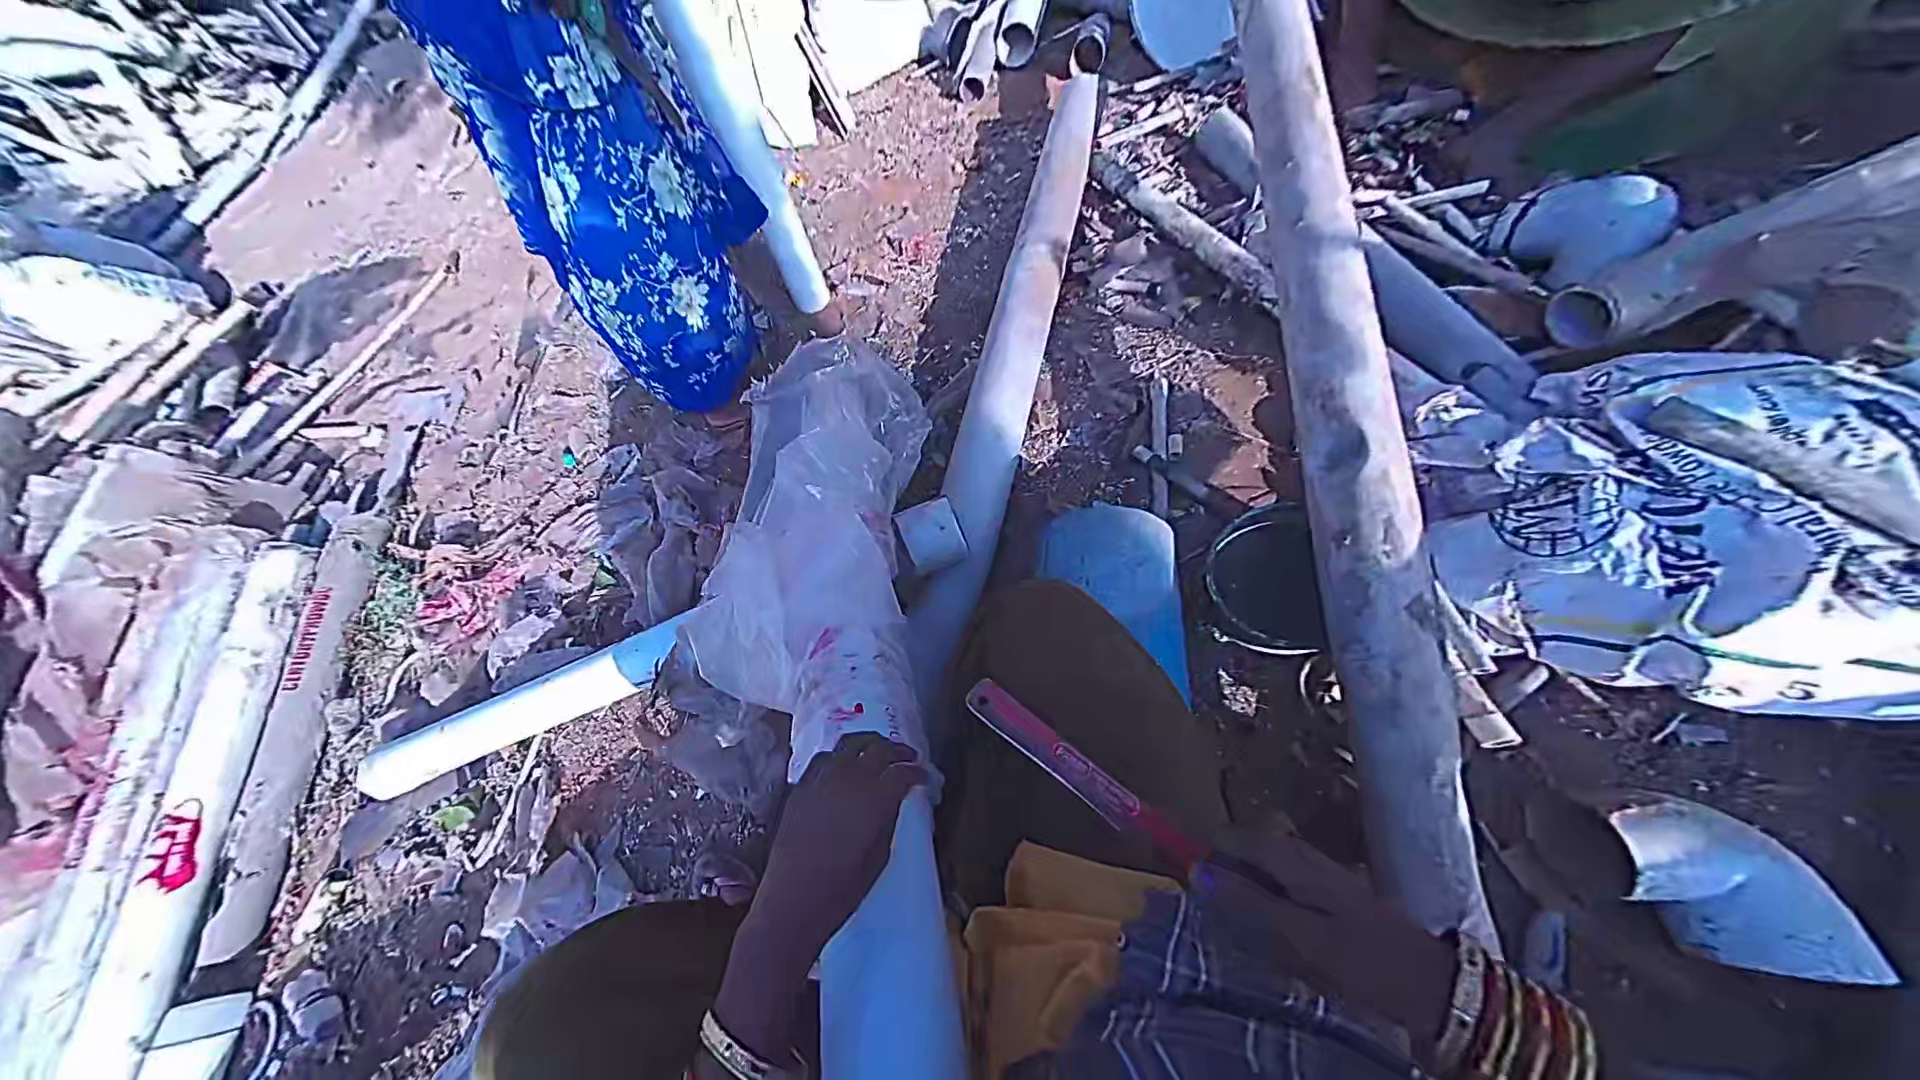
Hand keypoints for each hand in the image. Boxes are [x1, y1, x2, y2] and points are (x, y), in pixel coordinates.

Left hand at [710, 734, 925, 1063]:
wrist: (793, 902)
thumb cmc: (843, 889)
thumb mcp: (880, 856)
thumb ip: (888, 820)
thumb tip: (893, 802)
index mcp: (877, 797)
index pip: (904, 772)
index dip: (917, 772)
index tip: (923, 776)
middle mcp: (851, 778)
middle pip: (879, 748)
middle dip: (897, 750)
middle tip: (907, 756)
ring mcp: (822, 778)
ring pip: (849, 744)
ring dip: (867, 744)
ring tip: (875, 751)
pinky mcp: (801, 786)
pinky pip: (823, 759)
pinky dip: (838, 757)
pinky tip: (842, 767)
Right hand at [1197, 825, 1456, 1052]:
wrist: (1432, 983)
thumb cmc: (1363, 958)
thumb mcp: (1299, 934)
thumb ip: (1247, 901)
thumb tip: (1197, 871)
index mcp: (1286, 854)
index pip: (1225, 835)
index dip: (1200, 851)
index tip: (1184, 881)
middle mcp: (1295, 851)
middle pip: (1238, 850)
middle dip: (1221, 876)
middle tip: (1215, 916)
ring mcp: (1310, 868)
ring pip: (1256, 869)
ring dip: (1242, 893)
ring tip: (1241, 931)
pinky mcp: (1321, 888)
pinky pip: (1275, 885)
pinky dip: (1263, 903)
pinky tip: (1271, 934)